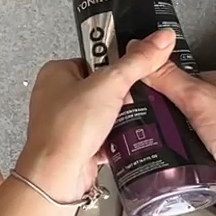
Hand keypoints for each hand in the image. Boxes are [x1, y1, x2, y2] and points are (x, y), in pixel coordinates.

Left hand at [18, 29, 176, 200]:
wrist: (58, 176)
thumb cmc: (67, 130)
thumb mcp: (109, 85)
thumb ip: (137, 61)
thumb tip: (160, 39)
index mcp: (56, 73)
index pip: (95, 58)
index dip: (117, 64)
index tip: (133, 69)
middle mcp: (56, 96)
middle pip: (102, 86)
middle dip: (121, 95)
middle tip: (130, 99)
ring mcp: (65, 122)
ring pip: (104, 112)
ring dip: (119, 117)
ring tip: (128, 119)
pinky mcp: (76, 143)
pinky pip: (103, 134)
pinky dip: (115, 137)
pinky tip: (122, 138)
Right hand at [142, 62, 215, 173]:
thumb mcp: (199, 98)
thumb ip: (169, 78)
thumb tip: (144, 51)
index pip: (176, 76)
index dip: (154, 82)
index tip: (135, 90)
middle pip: (174, 107)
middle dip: (158, 115)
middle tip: (140, 120)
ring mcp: (215, 134)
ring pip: (177, 132)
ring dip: (165, 138)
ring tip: (148, 142)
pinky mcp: (212, 157)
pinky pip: (184, 154)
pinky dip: (174, 156)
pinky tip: (167, 159)